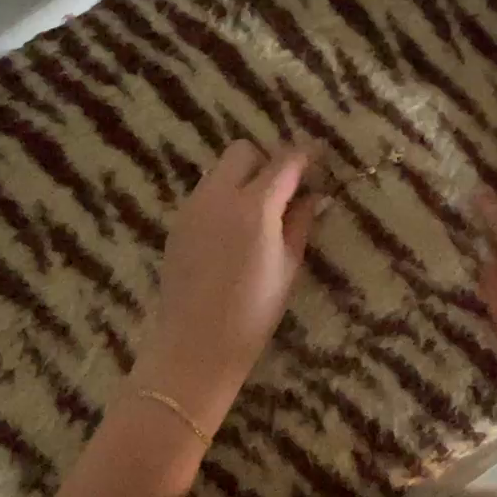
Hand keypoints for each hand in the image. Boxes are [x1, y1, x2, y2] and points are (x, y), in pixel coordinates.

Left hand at [135, 140, 322, 426]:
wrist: (195, 345)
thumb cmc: (254, 313)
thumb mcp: (288, 267)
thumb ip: (300, 223)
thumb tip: (314, 196)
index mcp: (255, 207)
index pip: (284, 161)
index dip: (305, 156)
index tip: (319, 160)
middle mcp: (219, 196)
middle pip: (244, 151)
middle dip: (267, 161)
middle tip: (285, 188)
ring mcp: (193, 207)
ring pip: (220, 169)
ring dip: (243, 177)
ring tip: (260, 210)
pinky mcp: (178, 222)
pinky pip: (205, 192)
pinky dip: (224, 196)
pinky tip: (234, 229)